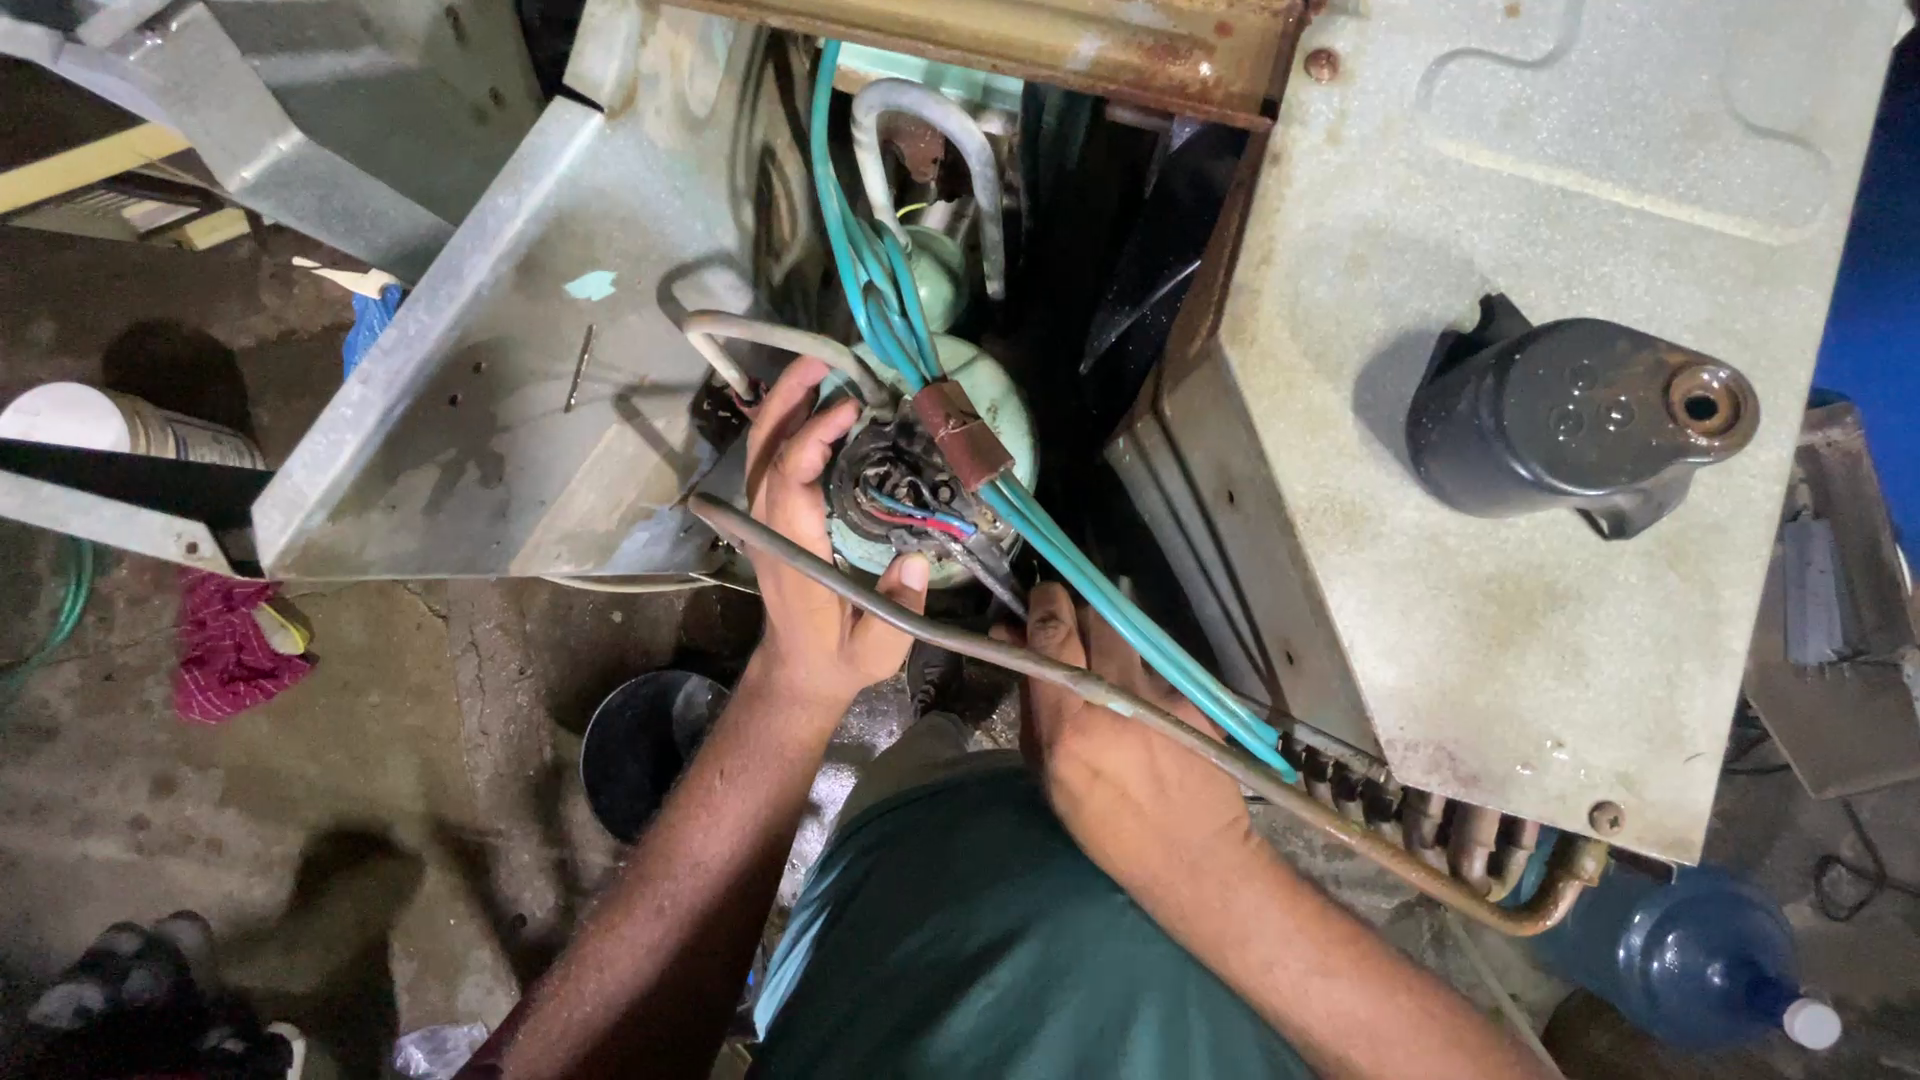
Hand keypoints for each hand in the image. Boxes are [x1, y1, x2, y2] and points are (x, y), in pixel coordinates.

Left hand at [743, 358, 929, 709]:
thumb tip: (914, 558)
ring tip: (818, 370)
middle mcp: (769, 530)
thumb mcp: (877, 649)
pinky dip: (785, 429)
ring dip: (782, 407)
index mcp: (794, 553)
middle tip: (823, 360)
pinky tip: (812, 410)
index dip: (811, 437)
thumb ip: (896, 609)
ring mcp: (764, 524)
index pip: (788, 481)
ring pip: (759, 453)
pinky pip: (769, 465)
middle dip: (787, 401)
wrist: (798, 671)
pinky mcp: (772, 522)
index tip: (848, 408)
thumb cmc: (838, 659)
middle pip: (763, 452)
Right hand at [999, 583, 1260, 892]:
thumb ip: (1031, 704)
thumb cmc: (1107, 827)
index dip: (1043, 603)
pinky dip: (1141, 673)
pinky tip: (1146, 707)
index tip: (1038, 596)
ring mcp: (1159, 695)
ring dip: (1109, 639)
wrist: (1196, 857)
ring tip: (1108, 668)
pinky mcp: (1193, 698)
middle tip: (1068, 624)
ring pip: (1126, 637)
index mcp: (1068, 724)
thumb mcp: (1049, 775)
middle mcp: (1114, 698)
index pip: (1052, 634)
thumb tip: (1016, 643)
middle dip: (1075, 611)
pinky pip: (1154, 666)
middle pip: (1093, 618)